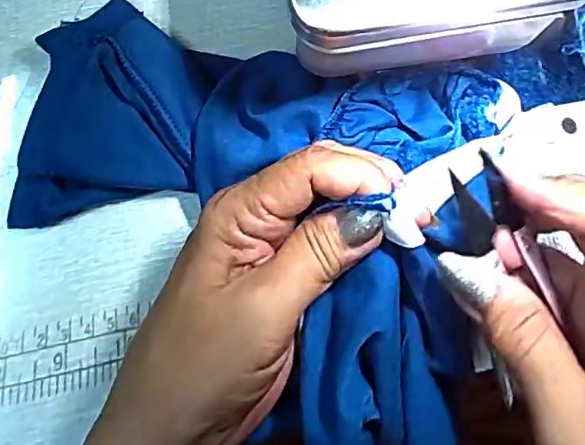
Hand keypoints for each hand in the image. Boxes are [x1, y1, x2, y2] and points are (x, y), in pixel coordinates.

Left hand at [87, 142, 400, 444]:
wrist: (168, 430)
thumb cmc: (203, 365)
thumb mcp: (264, 308)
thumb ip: (317, 253)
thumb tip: (373, 213)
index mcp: (241, 208)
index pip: (308, 167)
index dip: (359, 174)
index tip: (405, 200)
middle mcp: (255, 212)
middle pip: (319, 175)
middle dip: (369, 183)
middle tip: (417, 207)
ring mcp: (268, 240)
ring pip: (326, 203)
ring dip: (368, 205)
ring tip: (410, 218)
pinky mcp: (281, 270)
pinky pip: (324, 237)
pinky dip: (357, 233)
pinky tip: (382, 238)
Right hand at [436, 169, 584, 444]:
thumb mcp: (578, 436)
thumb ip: (526, 347)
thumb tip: (468, 270)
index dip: (556, 191)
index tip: (499, 179)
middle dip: (525, 214)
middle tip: (467, 218)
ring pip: (565, 260)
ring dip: (513, 253)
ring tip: (467, 261)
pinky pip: (558, 294)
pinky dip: (518, 286)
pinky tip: (489, 295)